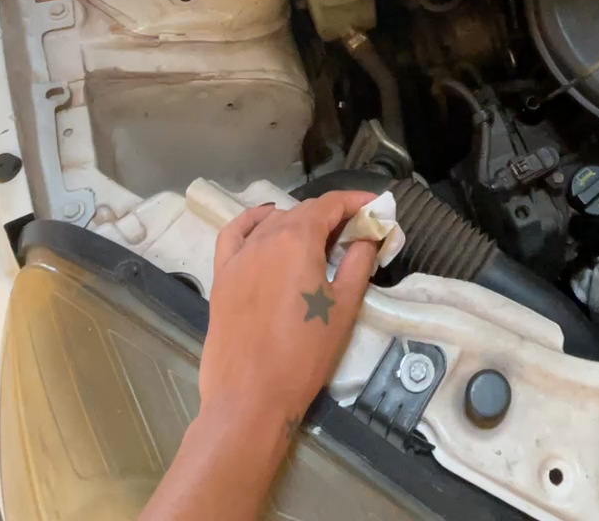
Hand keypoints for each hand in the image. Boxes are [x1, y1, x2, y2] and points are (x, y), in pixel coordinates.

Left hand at [140, 191, 383, 520]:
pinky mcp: (222, 276)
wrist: (250, 398)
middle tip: (357, 231)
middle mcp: (266, 238)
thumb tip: (369, 235)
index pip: (330, 204)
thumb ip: (360, 260)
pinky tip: (267, 224)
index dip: (355, 201)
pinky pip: (236, 234)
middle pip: (304, 210)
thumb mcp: (345, 305)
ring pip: (274, 221)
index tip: (376, 206)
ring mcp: (240, 256)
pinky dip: (253, 222)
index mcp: (298, 240)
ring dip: (301, 221)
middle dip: (333, 214)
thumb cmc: (304, 353)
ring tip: (320, 239)